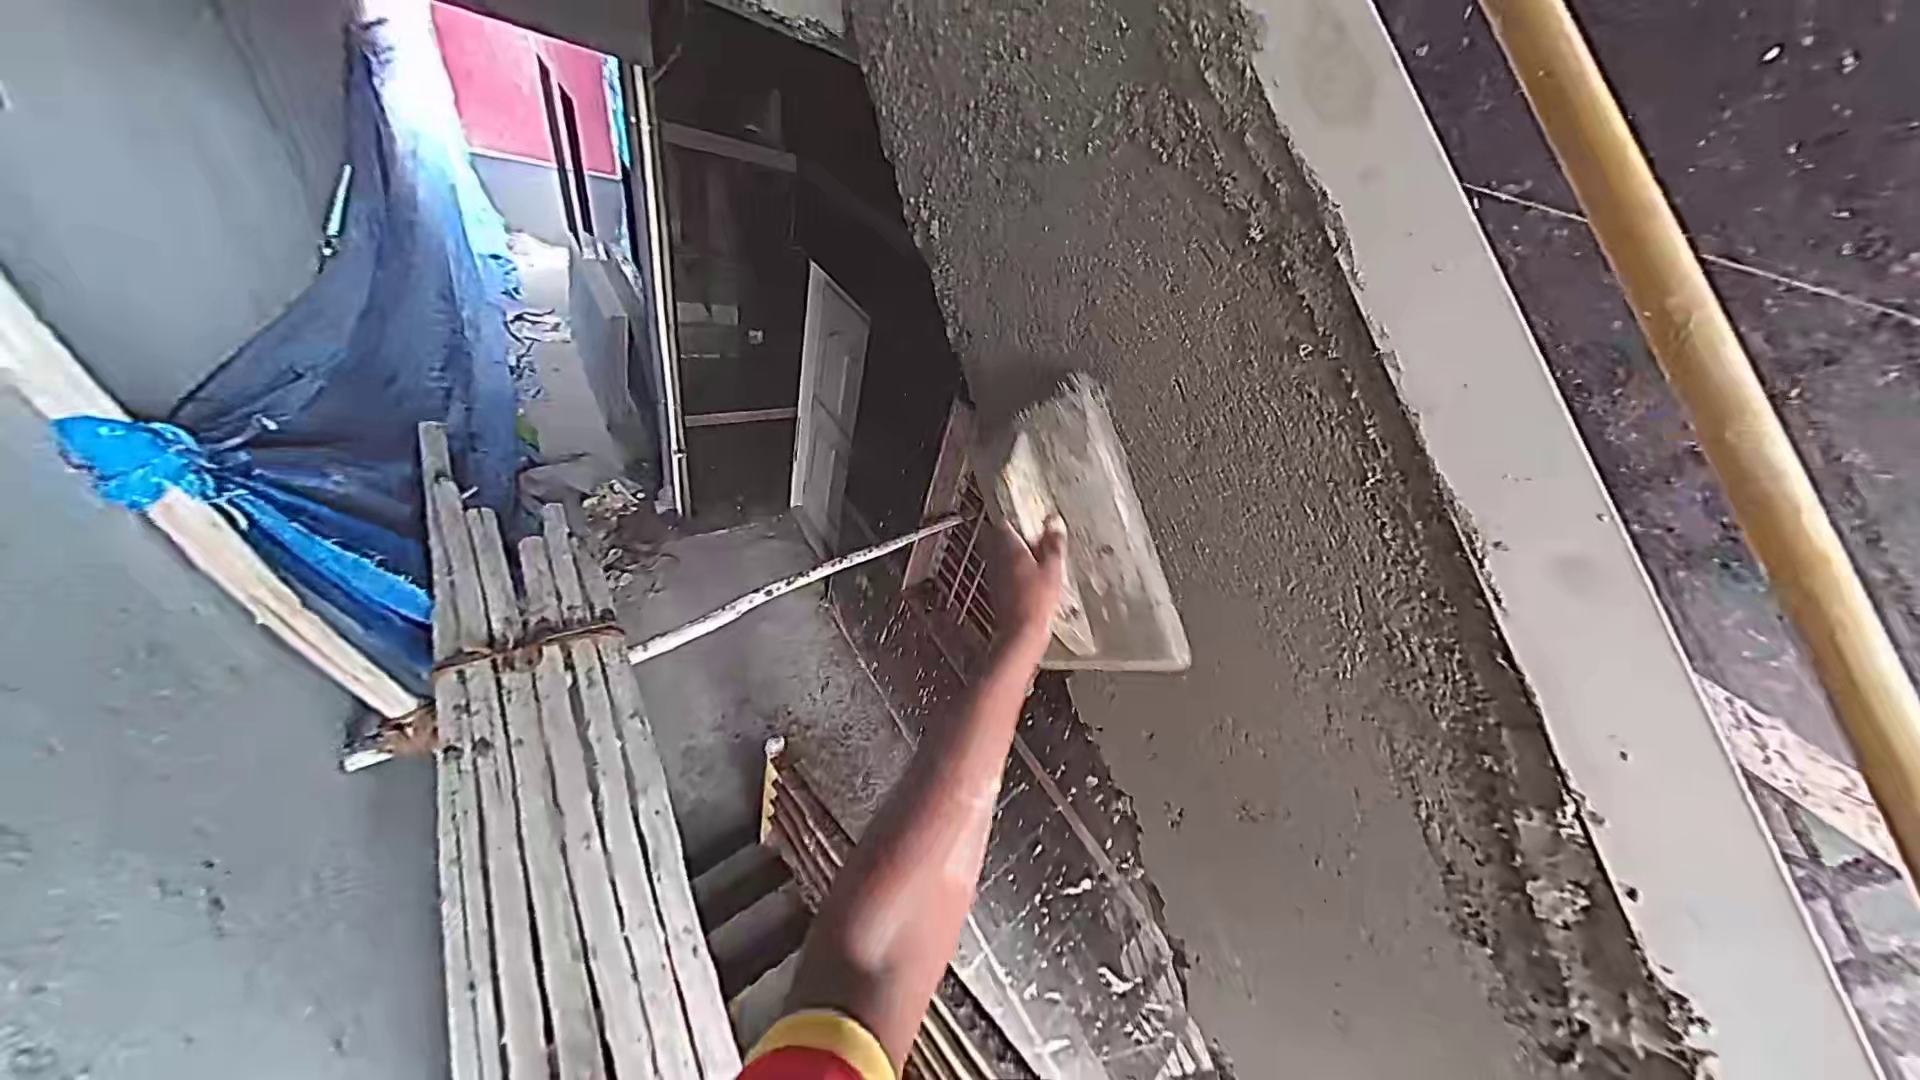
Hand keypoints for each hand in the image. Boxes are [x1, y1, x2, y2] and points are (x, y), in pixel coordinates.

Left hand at [987, 517, 1066, 644]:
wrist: (1022, 632)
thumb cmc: (1037, 601)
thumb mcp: (1053, 568)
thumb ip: (1053, 543)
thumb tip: (1053, 522)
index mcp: (1011, 549)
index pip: (1006, 524)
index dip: (1020, 522)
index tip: (1035, 525)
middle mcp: (999, 560)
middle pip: (1004, 540)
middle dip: (1021, 540)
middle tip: (1041, 545)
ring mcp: (996, 576)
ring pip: (1005, 557)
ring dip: (1020, 557)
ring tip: (1041, 564)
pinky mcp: (998, 591)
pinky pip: (1007, 574)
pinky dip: (1018, 574)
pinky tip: (1035, 584)